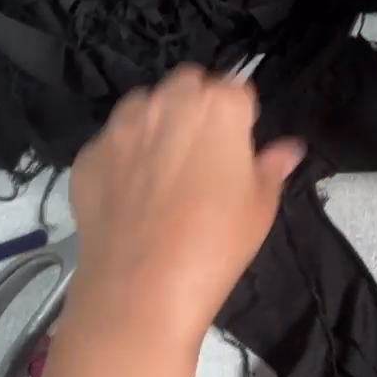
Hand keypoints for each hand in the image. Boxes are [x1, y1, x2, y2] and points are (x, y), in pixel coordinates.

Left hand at [68, 64, 304, 344]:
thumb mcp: (261, 204)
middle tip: (205, 147)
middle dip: (198, 103)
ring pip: (145, 103)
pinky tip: (131, 189)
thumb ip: (273, 166)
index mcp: (221, 107)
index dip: (242, 115)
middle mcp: (170, 104)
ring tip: (164, 162)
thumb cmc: (217, 242)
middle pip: (188, 83)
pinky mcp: (88, 157)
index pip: (237, 88)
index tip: (240, 143)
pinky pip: (112, 140)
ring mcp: (123, 129)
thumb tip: (288, 149)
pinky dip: (123, 154)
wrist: (140, 292)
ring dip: (158, 119)